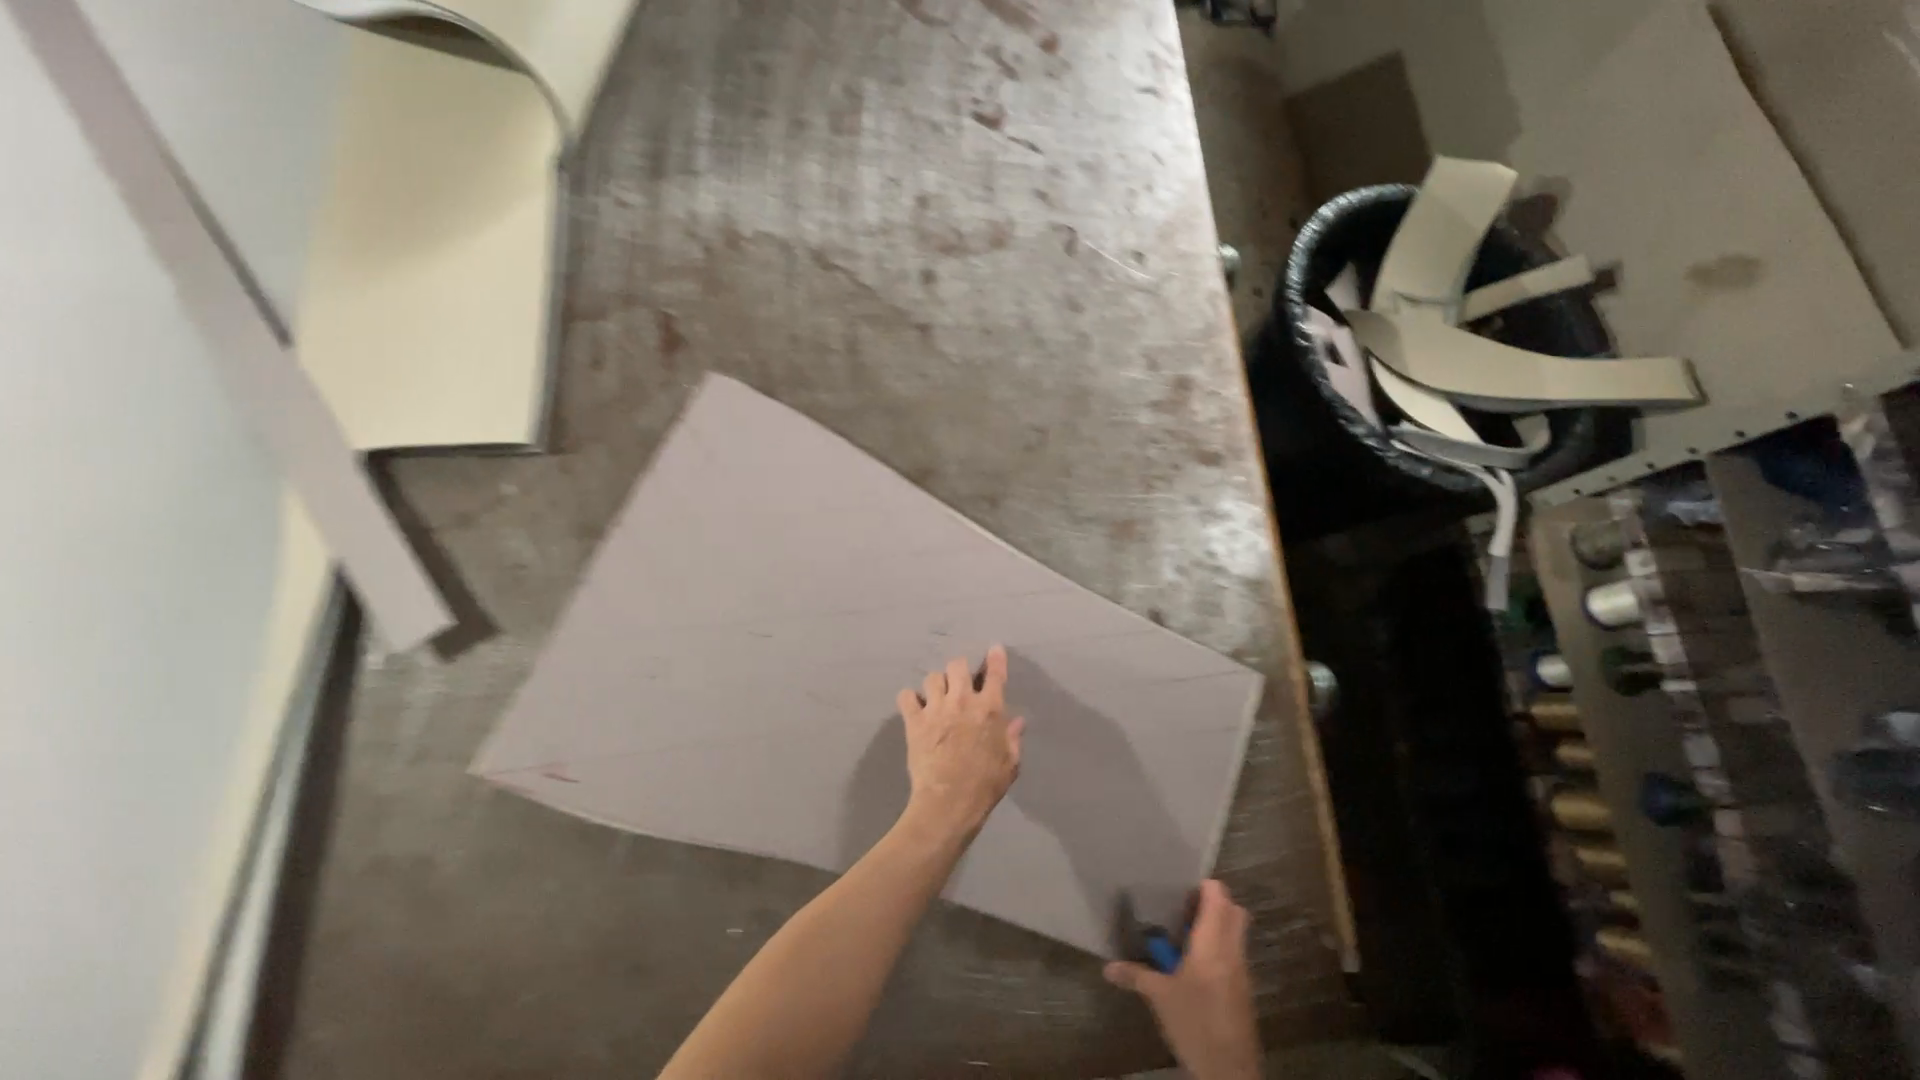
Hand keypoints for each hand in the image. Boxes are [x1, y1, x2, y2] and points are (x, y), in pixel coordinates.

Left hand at [896, 645, 1024, 836]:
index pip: (995, 674)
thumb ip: (1013, 739)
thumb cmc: (985, 785)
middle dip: (959, 670)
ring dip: (936, 684)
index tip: (994, 649)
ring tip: (936, 697)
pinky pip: (906, 696)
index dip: (995, 658)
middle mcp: (962, 701)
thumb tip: (1017, 721)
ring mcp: (936, 709)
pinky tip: (914, 709)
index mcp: (990, 709)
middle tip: (958, 682)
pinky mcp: (914, 721)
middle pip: (957, 665)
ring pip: (932, 677)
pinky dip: (910, 700)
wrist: (948, 802)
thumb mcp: (1009, 764)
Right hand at [1103, 880, 1263, 1079]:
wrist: (1229, 1070)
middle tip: (1183, 909)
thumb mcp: (1160, 997)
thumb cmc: (1194, 1022)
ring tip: (1183, 934)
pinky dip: (1218, 948)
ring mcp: (1241, 971)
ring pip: (1236, 933)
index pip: (1219, 896)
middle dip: (1213, 903)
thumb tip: (1107, 967)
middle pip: (1234, 911)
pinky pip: (1234, 954)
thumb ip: (1135, 976)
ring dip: (1216, 926)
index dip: (1203, 886)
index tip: (1180, 887)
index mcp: (1213, 943)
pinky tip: (1193, 965)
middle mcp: (1232, 950)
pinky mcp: (1243, 989)